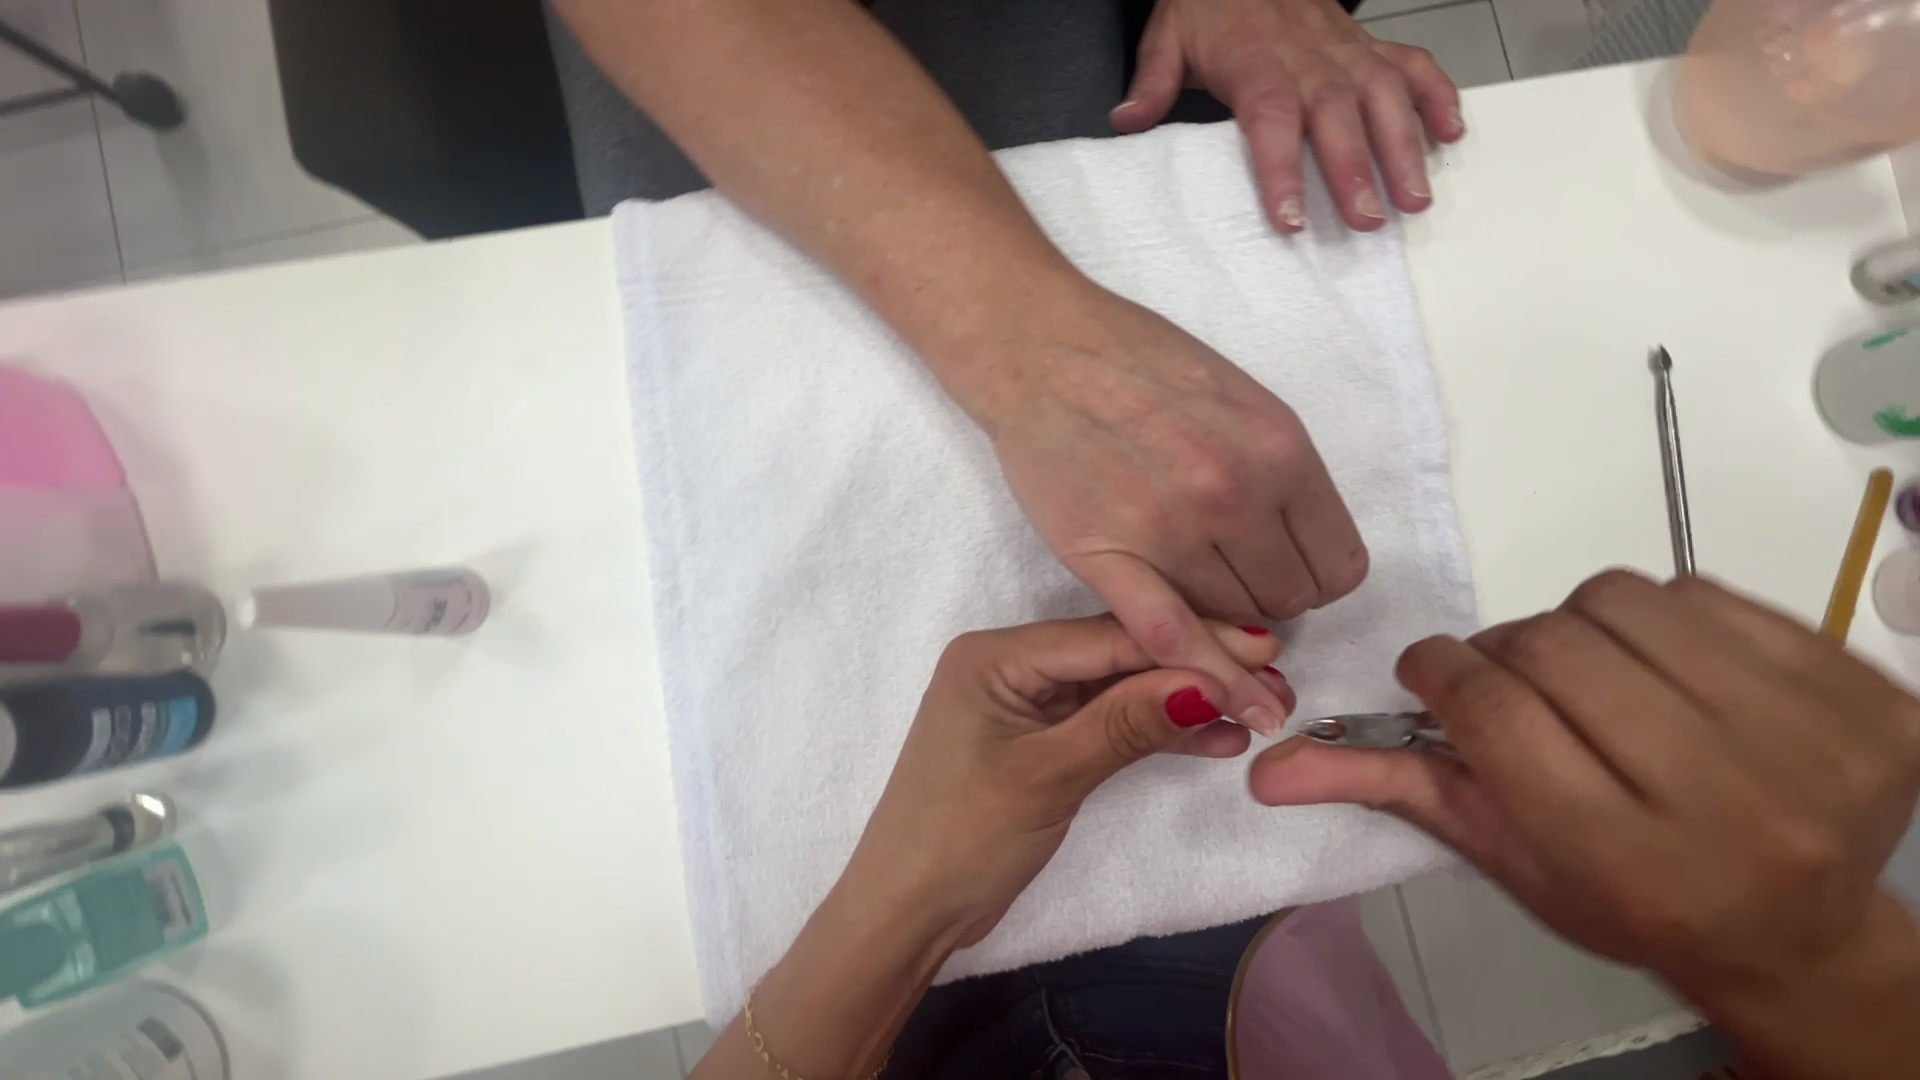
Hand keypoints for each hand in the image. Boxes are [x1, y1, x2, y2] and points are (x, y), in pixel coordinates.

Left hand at [844, 617, 1287, 948]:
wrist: (909, 910)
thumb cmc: (963, 836)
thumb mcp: (1046, 776)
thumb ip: (1123, 724)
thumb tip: (1207, 685)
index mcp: (996, 654)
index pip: (1106, 637)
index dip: (1186, 646)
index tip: (1262, 655)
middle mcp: (1011, 664)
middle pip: (1116, 656)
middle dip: (1193, 670)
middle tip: (1275, 679)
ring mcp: (1028, 702)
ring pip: (1118, 690)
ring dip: (1183, 703)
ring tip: (1261, 712)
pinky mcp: (1041, 738)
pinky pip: (1105, 722)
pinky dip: (1154, 732)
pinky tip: (1214, 739)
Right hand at [976, 295, 1364, 735]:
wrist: (1042, 353)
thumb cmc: (1138, 360)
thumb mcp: (1240, 395)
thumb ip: (1280, 472)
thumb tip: (1293, 548)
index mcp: (1280, 449)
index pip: (1336, 565)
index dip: (1313, 578)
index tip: (1285, 572)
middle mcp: (1234, 495)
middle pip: (1286, 602)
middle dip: (1268, 598)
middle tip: (1229, 574)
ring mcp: (1167, 530)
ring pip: (1230, 621)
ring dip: (1221, 616)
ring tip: (1187, 579)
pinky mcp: (1104, 556)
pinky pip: (1166, 636)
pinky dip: (1200, 677)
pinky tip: (1225, 706)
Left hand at [1112, 0, 1464, 232]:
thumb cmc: (1208, 4)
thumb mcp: (1169, 36)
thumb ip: (1152, 84)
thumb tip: (1126, 123)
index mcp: (1257, 62)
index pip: (1272, 120)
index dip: (1282, 170)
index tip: (1291, 219)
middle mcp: (1310, 56)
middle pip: (1337, 115)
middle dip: (1356, 169)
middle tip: (1368, 221)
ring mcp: (1346, 48)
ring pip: (1384, 95)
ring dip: (1405, 147)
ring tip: (1415, 199)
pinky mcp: (1367, 44)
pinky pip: (1412, 64)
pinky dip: (1436, 95)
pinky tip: (1451, 133)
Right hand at [1250, 571, 1919, 1075]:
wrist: (1795, 926)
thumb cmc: (1615, 892)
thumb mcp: (1493, 849)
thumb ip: (1384, 790)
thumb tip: (1264, 772)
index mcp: (1623, 850)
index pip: (1490, 707)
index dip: (1440, 670)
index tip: (1433, 673)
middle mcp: (1733, 799)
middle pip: (1549, 647)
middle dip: (1505, 654)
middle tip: (1514, 687)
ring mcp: (1819, 743)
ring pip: (1616, 602)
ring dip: (1573, 629)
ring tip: (1588, 676)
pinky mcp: (1872, 695)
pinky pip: (1700, 592)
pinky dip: (1653, 618)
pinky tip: (1662, 671)